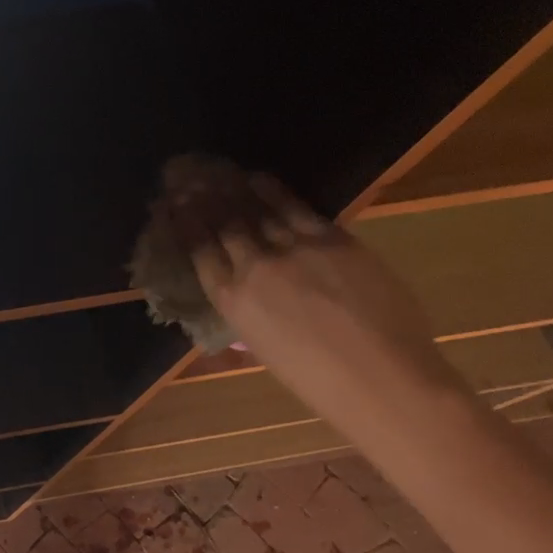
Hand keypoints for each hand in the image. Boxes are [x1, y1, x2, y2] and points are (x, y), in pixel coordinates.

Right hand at [169, 169, 466, 420]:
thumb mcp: (262, 345)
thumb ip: (247, 312)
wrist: (379, 377)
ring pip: (255, 211)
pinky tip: (260, 180)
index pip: (198, 251)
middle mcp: (253, 269)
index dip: (183, 224)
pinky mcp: (331, 239)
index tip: (172, 205)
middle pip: (223, 225)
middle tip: (191, 179)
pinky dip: (273, 191)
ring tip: (221, 174)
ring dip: (234, 190)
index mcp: (231, 301)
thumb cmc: (316, 378)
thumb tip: (244, 293)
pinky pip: (294, 208)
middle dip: (203, 200)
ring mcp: (292, 249)